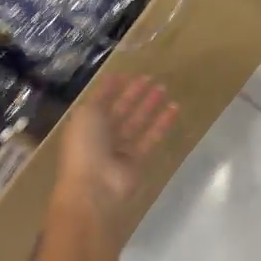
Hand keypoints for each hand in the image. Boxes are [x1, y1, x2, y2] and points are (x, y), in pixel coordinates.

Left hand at [55, 76, 177, 222]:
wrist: (94, 187)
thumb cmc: (85, 146)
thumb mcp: (87, 113)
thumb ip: (101, 95)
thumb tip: (113, 77)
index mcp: (86, 123)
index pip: (101, 101)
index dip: (112, 88)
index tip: (128, 73)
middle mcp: (102, 134)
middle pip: (121, 110)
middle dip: (134, 94)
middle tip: (150, 77)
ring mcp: (119, 148)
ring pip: (137, 122)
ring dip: (149, 105)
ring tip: (164, 88)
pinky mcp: (137, 159)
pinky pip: (151, 137)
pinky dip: (162, 123)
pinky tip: (174, 108)